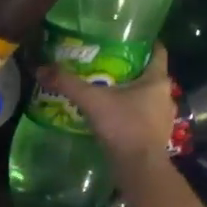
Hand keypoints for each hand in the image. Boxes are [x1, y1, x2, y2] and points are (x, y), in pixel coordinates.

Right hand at [39, 43, 176, 172]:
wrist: (139, 168)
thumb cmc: (124, 126)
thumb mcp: (93, 101)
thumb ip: (68, 84)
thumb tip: (41, 69)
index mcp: (157, 80)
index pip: (158, 52)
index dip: (145, 42)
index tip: (127, 38)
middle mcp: (165, 96)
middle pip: (149, 75)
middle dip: (130, 70)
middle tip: (106, 65)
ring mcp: (163, 119)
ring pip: (147, 98)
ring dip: (130, 95)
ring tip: (107, 91)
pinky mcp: (157, 138)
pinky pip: (143, 118)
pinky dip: (130, 115)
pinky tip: (113, 118)